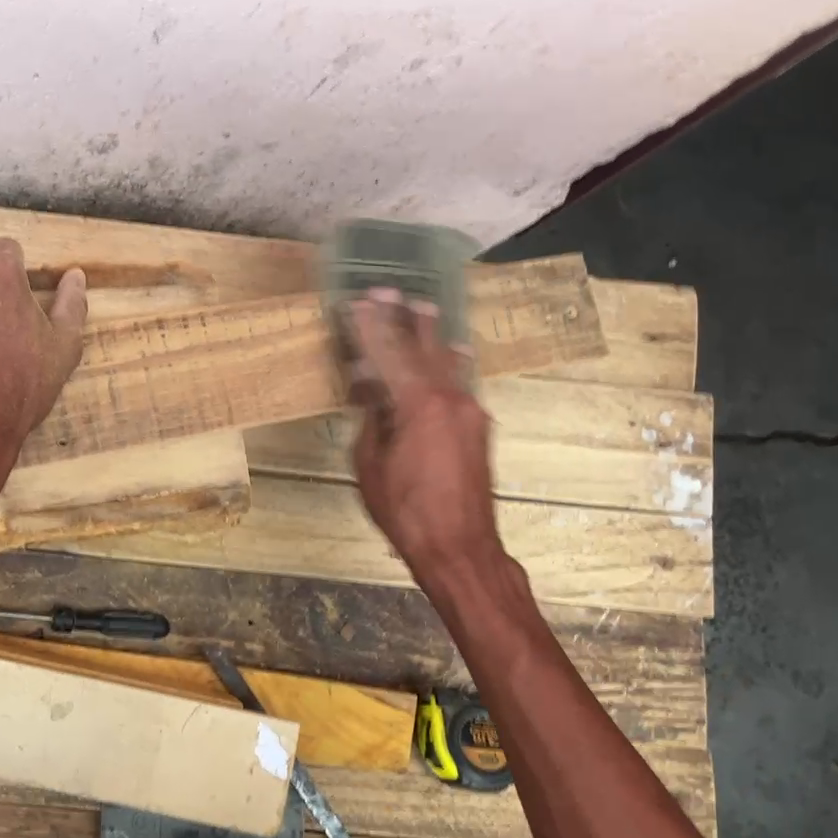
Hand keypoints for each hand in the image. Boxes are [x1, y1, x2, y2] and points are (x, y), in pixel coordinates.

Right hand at [349, 288, 505, 578]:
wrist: (458, 545)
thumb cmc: (403, 509)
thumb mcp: (370, 463)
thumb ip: (373, 420)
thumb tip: (372, 391)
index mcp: (418, 404)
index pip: (388, 354)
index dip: (371, 326)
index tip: (360, 301)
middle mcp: (451, 399)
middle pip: (425, 348)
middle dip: (406, 319)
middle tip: (391, 292)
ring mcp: (470, 412)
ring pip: (447, 364)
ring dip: (432, 338)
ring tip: (424, 312)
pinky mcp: (478, 429)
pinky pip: (459, 384)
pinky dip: (445, 366)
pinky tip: (448, 356)